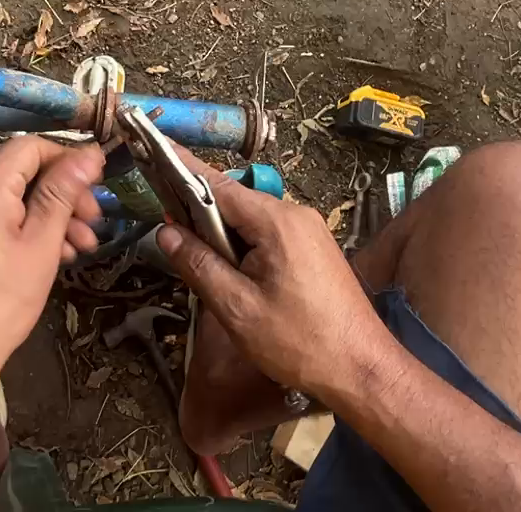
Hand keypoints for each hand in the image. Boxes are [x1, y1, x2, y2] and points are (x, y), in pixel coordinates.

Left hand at [0, 137, 103, 386]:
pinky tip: (51, 253)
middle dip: (63, 192)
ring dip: (48, 213)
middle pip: (22, 170)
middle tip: (95, 222)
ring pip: (11, 194)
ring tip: (80, 246)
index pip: (31, 146)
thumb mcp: (40, 246)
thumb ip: (64, 193)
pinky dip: (23, 225)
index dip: (69, 158)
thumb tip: (91, 153)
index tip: (99, 184)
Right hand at [157, 157, 394, 399]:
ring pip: (251, 219)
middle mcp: (294, 214)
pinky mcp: (313, 246)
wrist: (362, 369)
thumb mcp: (238, 308)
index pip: (219, 186)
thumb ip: (199, 266)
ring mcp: (307, 229)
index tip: (158, 150)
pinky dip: (244, 242)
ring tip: (196, 254)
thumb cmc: (299, 342)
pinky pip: (268, 232)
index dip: (184, 170)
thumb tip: (166, 232)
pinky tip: (231, 267)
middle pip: (235, 201)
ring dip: (223, 232)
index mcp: (276, 222)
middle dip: (200, 212)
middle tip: (169, 227)